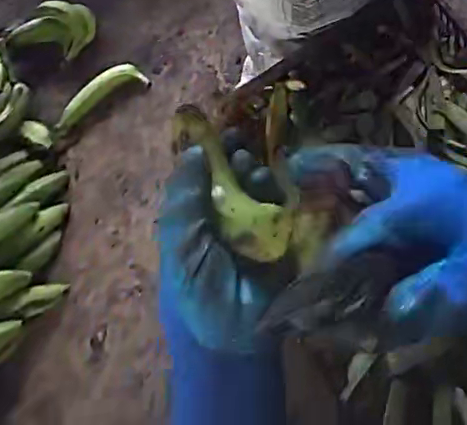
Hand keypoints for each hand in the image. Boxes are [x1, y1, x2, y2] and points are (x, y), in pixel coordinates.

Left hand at [154, 136, 284, 354]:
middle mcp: (228, 214)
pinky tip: (271, 180)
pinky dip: (279, 184)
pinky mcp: (286, 227)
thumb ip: (184, 200)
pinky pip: (284, 197)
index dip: (210, 152)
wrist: (237, 334)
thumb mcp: (180, 246)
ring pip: (259, 181)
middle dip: (237, 154)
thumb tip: (193, 150)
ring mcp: (259, 220)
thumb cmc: (200, 291)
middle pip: (234, 173)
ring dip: (254, 169)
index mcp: (198, 218)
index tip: (218, 132)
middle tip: (240, 141)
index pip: (204, 176)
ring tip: (251, 168)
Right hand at [295, 147, 466, 345]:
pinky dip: (370, 169)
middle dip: (324, 170)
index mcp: (415, 203)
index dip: (329, 264)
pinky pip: (394, 168)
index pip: (358, 236)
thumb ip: (415, 303)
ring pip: (377, 162)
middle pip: (360, 168)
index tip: (302, 290)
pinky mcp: (443, 180)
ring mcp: (432, 173)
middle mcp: (417, 178)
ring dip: (347, 164)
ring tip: (314, 163)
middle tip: (289, 166)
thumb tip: (374, 317)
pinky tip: (362, 180)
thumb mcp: (465, 292)